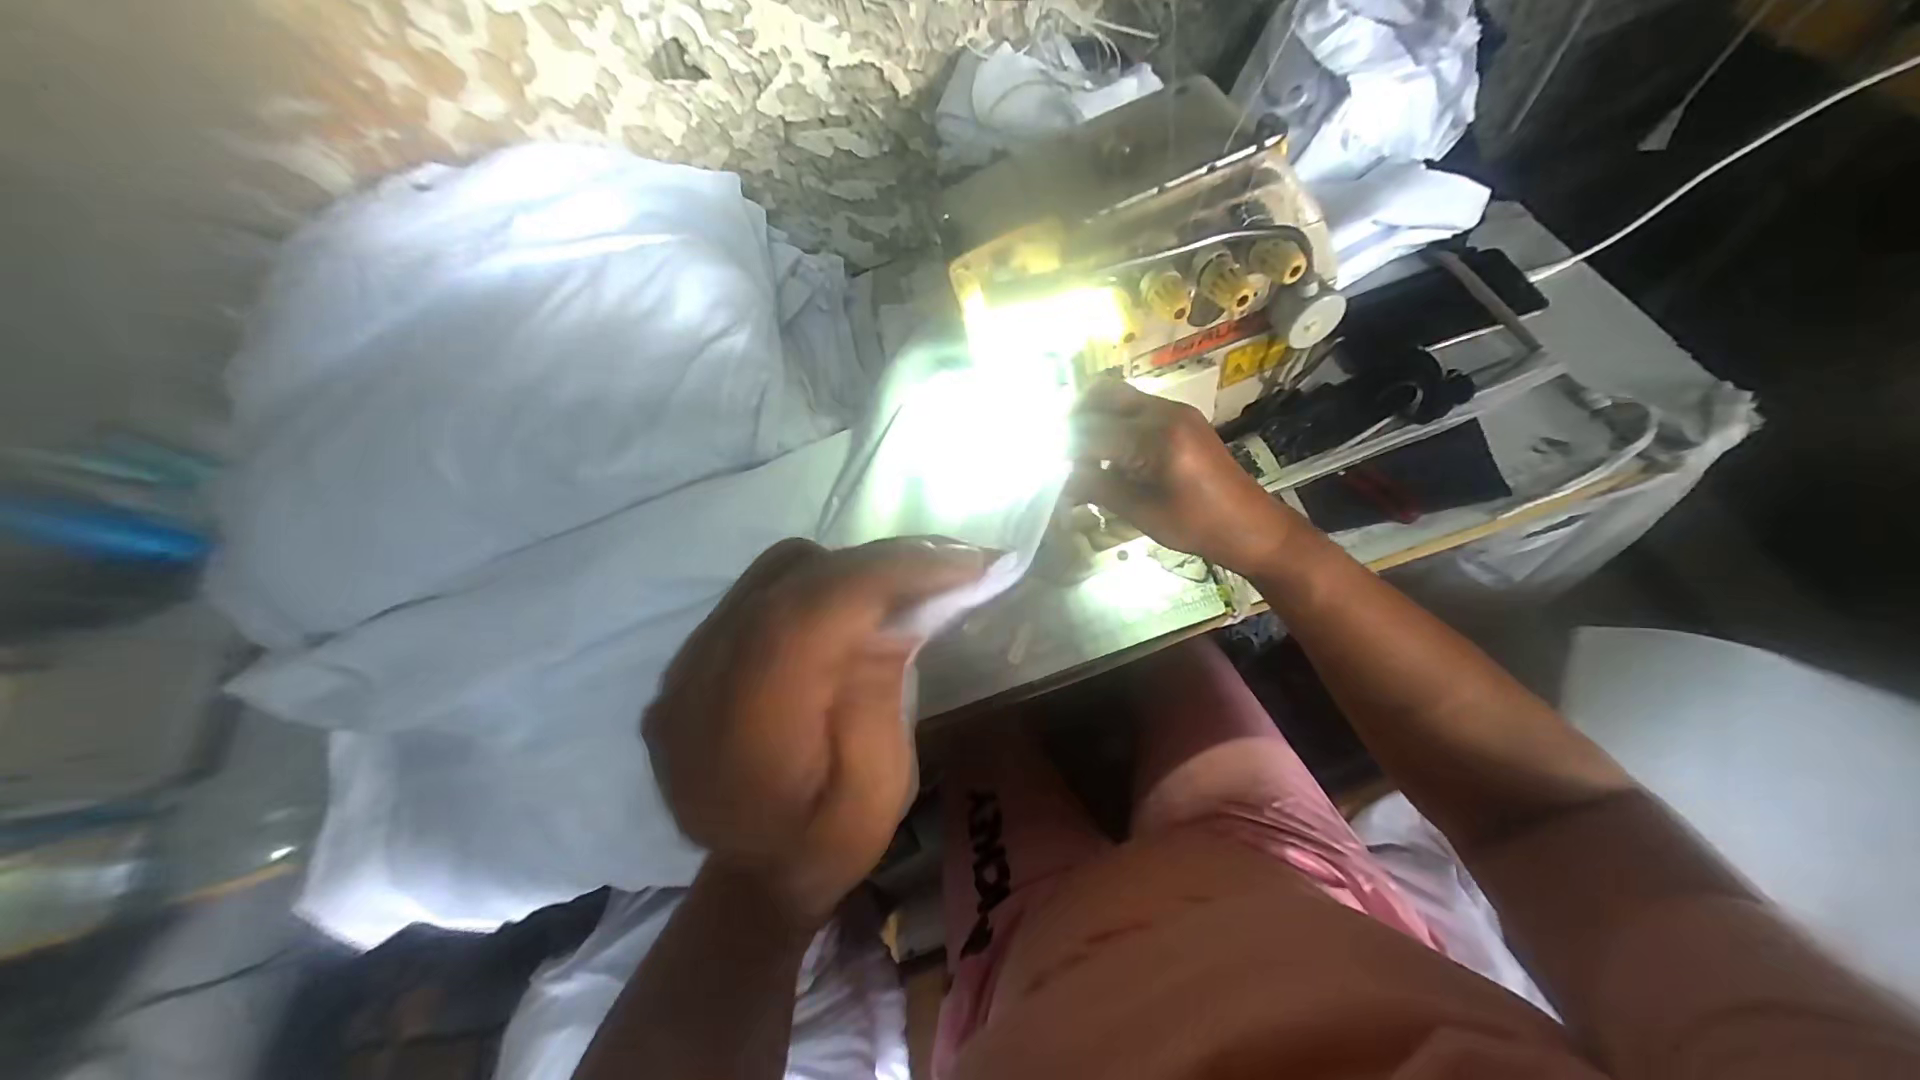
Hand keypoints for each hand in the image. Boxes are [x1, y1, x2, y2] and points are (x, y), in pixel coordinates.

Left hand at [643, 537, 990, 926]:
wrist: (755, 873)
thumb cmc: (827, 845)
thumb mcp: (878, 792)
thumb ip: (879, 695)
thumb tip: (897, 608)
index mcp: (744, 732)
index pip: (811, 614)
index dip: (891, 574)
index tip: (967, 563)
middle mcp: (697, 683)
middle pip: (794, 580)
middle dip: (885, 562)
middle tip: (954, 565)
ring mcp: (684, 666)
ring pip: (777, 572)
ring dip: (852, 570)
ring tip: (908, 587)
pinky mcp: (694, 656)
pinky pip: (761, 589)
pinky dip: (820, 583)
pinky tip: (856, 607)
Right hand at [1067, 377, 1307, 575]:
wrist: (1252, 525)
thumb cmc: (1198, 527)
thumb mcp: (1142, 513)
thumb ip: (1096, 488)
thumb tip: (1057, 478)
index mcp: (1157, 439)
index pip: (1090, 432)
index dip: (1060, 447)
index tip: (1039, 462)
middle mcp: (1164, 413)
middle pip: (1101, 394)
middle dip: (1073, 419)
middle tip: (1056, 449)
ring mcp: (1174, 411)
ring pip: (1117, 396)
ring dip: (1092, 417)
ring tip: (1078, 453)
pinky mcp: (1180, 417)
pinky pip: (1134, 407)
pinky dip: (1111, 422)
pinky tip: (1106, 454)